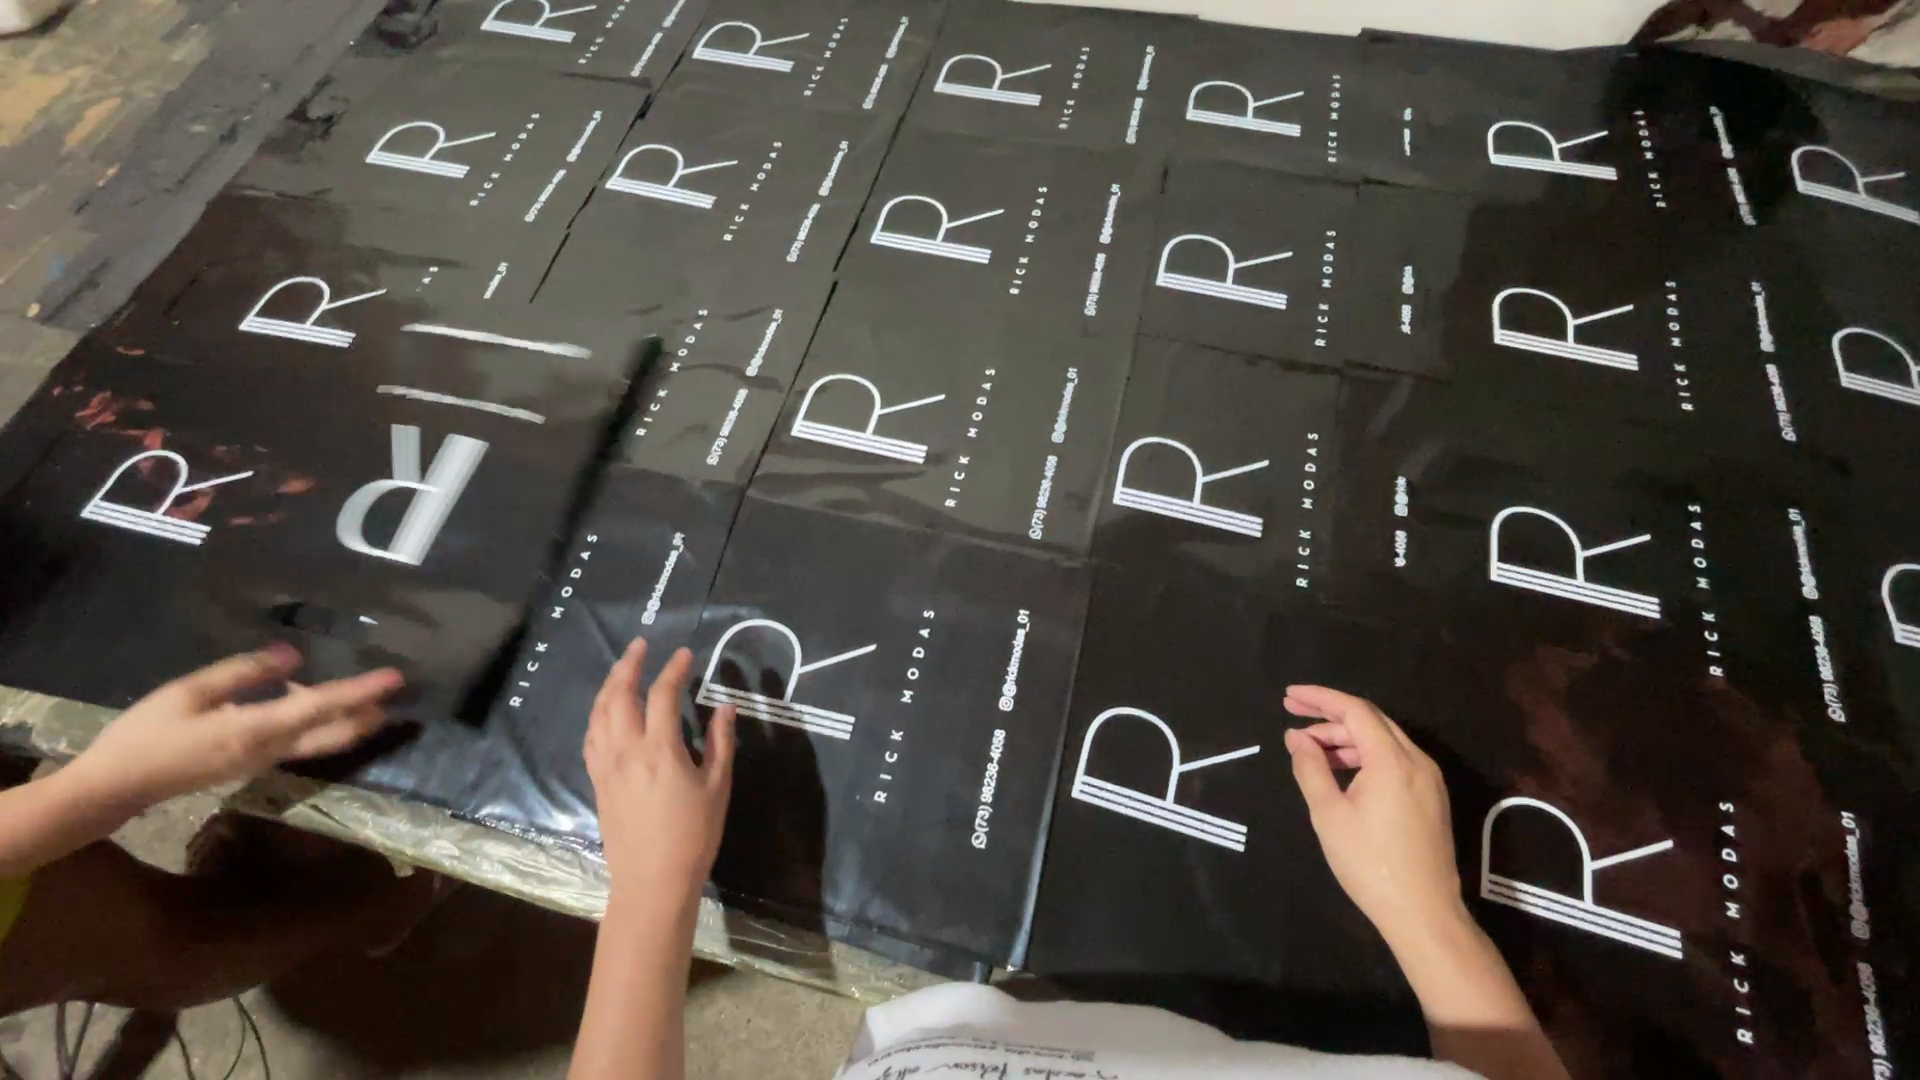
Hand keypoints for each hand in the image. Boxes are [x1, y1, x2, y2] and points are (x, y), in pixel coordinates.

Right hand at [66, 644, 401, 809]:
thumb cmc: (144, 735)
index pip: (323, 707)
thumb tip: (294, 655)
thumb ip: (243, 672)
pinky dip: (327, 725)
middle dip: (372, 711)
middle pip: (338, 732)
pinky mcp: (258, 763)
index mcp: (256, 729)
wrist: (113, 788)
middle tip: (401, 690)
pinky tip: (323, 704)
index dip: (362, 691)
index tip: (395, 678)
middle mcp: (273, 749)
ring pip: (325, 740)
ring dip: (354, 720)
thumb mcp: (187, 693)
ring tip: (376, 695)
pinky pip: (306, 742)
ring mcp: (267, 760)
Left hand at [584, 640, 735, 902]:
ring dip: (609, 685)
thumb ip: (721, 743)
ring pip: (599, 714)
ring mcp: (607, 767)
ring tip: (622, 668)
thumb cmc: (694, 835)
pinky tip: (606, 710)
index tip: (686, 654)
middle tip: (641, 645)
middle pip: (620, 696)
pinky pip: (591, 737)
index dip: (674, 670)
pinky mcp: (598, 782)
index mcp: (660, 751)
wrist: (652, 882)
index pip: (662, 697)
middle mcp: (627, 752)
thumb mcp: (718, 787)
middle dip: (629, 665)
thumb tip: (726, 707)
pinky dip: (598, 714)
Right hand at [1282, 684, 1468, 951]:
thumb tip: (1297, 736)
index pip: (1354, 710)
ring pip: (1382, 739)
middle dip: (1329, 713)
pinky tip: (1338, 767)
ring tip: (1309, 747)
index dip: (1319, 698)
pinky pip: (1393, 759)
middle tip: (1291, 714)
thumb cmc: (1369, 862)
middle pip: (1370, 720)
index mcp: (1392, 760)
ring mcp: (1428, 779)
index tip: (1289, 696)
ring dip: (1344, 736)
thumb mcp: (1328, 812)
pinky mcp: (1429, 797)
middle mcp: (1416, 761)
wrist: (1423, 913)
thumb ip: (1310, 767)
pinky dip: (1362, 754)